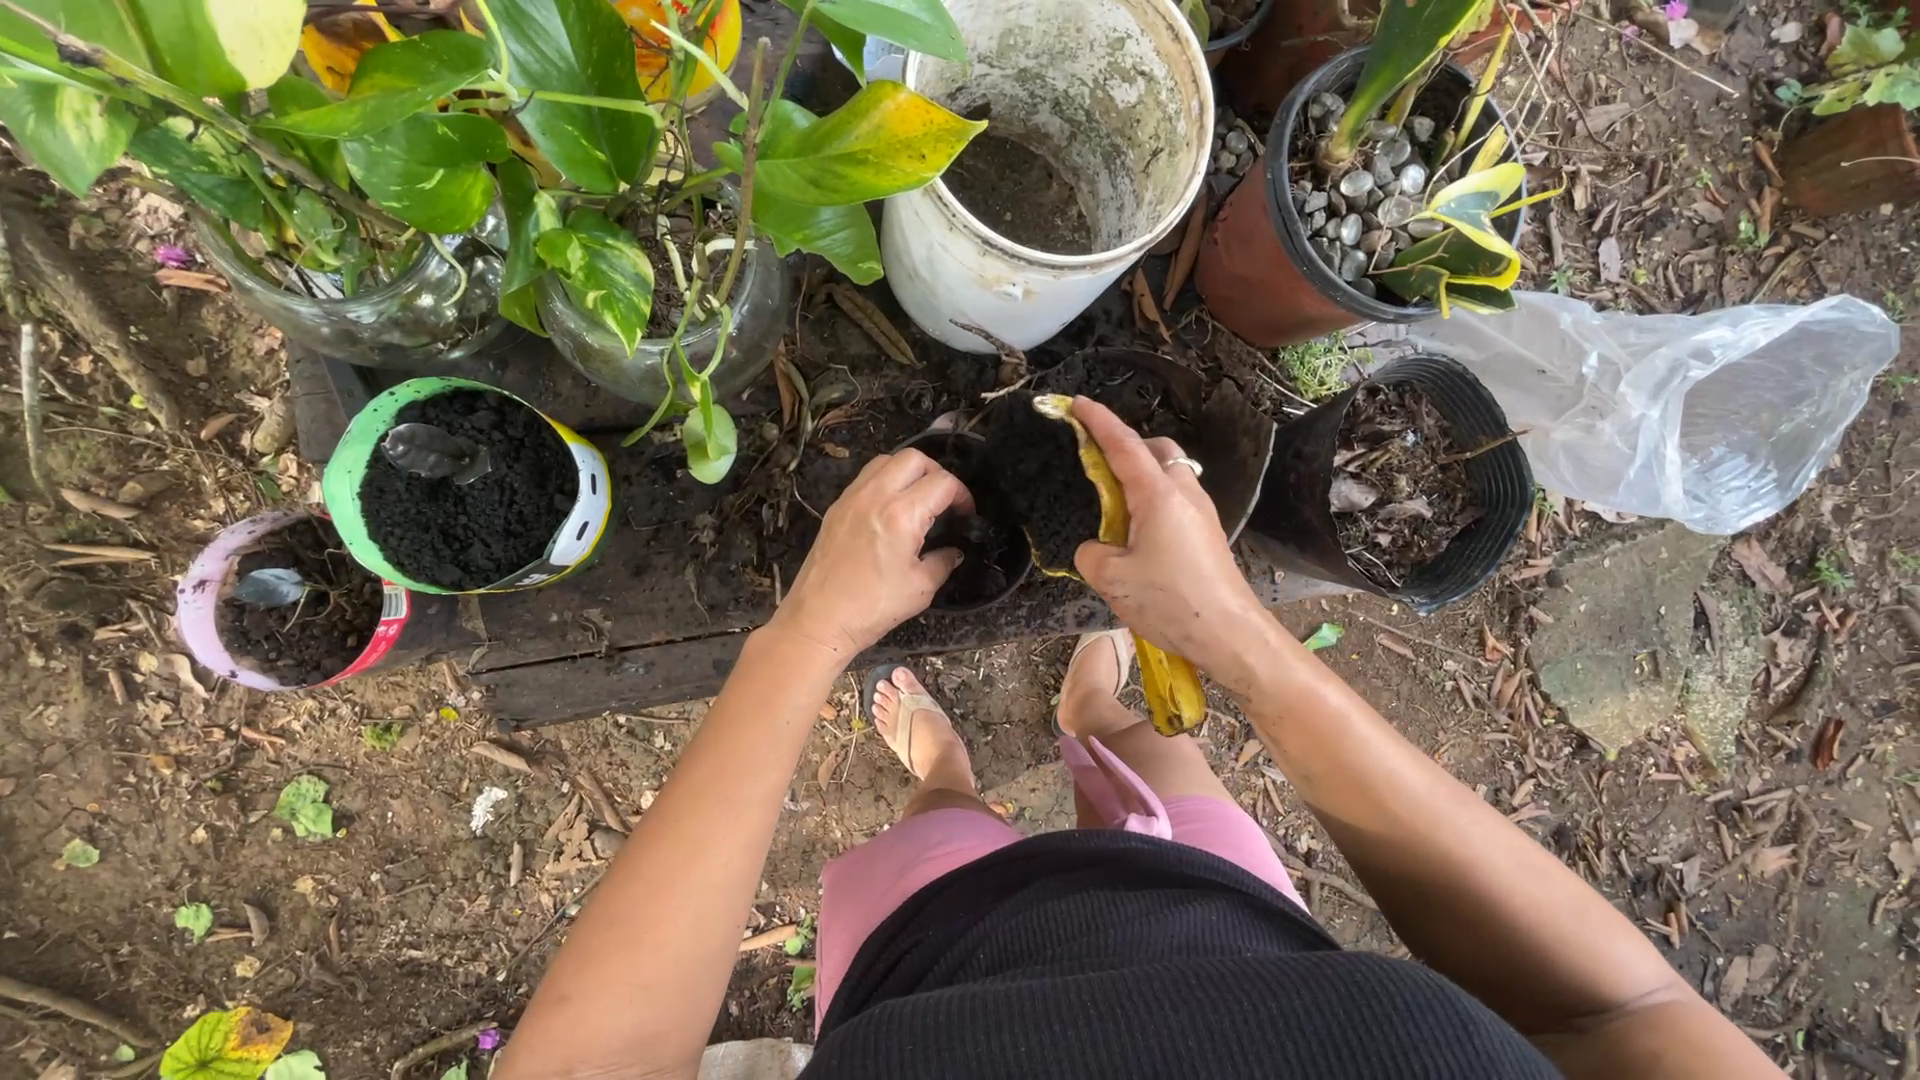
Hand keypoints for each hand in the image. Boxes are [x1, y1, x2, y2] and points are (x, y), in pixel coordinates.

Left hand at [769, 449, 973, 659]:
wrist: (819, 619)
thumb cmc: (871, 607)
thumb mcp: (921, 588)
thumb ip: (943, 562)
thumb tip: (952, 551)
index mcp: (901, 515)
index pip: (942, 483)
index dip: (962, 495)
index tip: (965, 513)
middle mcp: (875, 496)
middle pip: (914, 458)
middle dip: (937, 473)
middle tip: (944, 500)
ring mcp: (852, 498)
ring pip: (887, 461)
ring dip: (909, 472)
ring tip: (918, 499)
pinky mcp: (837, 508)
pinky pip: (866, 478)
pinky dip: (885, 482)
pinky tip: (892, 508)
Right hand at [1071, 397, 1282, 696]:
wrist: (1229, 633)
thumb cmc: (1171, 601)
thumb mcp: (1111, 578)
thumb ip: (1091, 553)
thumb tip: (1096, 548)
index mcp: (1158, 495)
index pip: (1123, 445)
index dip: (1097, 421)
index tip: (1078, 403)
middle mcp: (1184, 494)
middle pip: (1155, 450)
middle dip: (1125, 446)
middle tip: (1097, 466)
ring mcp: (1201, 513)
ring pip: (1169, 475)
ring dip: (1140, 478)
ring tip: (1113, 508)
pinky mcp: (1207, 534)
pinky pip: (1176, 500)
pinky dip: (1152, 501)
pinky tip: (1136, 534)